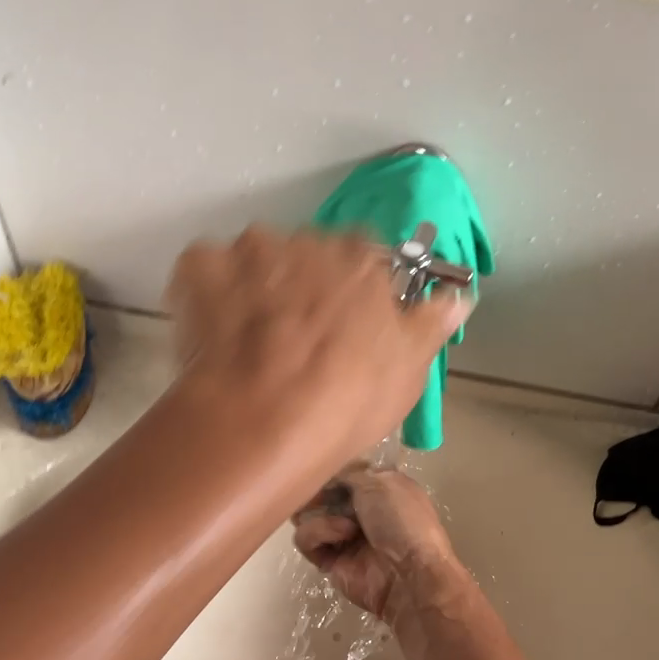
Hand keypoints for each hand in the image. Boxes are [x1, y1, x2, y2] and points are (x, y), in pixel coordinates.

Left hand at [166, 226, 472, 478]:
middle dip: (300, 288)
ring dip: (255, 288)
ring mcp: (248, 251)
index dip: (351, 294)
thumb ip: (430, 323)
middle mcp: (305, 239)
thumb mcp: (410, 368)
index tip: (345, 328)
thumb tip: (458, 298)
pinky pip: (205, 271)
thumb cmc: (349, 397)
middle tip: (297, 341)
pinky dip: (208, 293)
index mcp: (360, 257)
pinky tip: (215, 334)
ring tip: (252, 343)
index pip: (360, 259)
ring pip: (254, 262)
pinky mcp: (200, 268)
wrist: (267, 420)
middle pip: (304, 256)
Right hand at [293, 465, 466, 623]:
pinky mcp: (329, 560)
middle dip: (319, 494)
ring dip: (324, 518)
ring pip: (309, 517)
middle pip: (324, 496)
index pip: (346, 476)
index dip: (333, 473)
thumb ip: (351, 474)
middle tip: (317, 496)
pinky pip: (306, 540)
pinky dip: (318, 535)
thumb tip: (333, 478)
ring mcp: (344, 537)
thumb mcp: (380, 483)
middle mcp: (362, 512)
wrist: (409, 574)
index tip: (320, 470)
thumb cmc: (402, 521)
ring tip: (346, 527)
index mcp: (381, 490)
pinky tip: (341, 539)